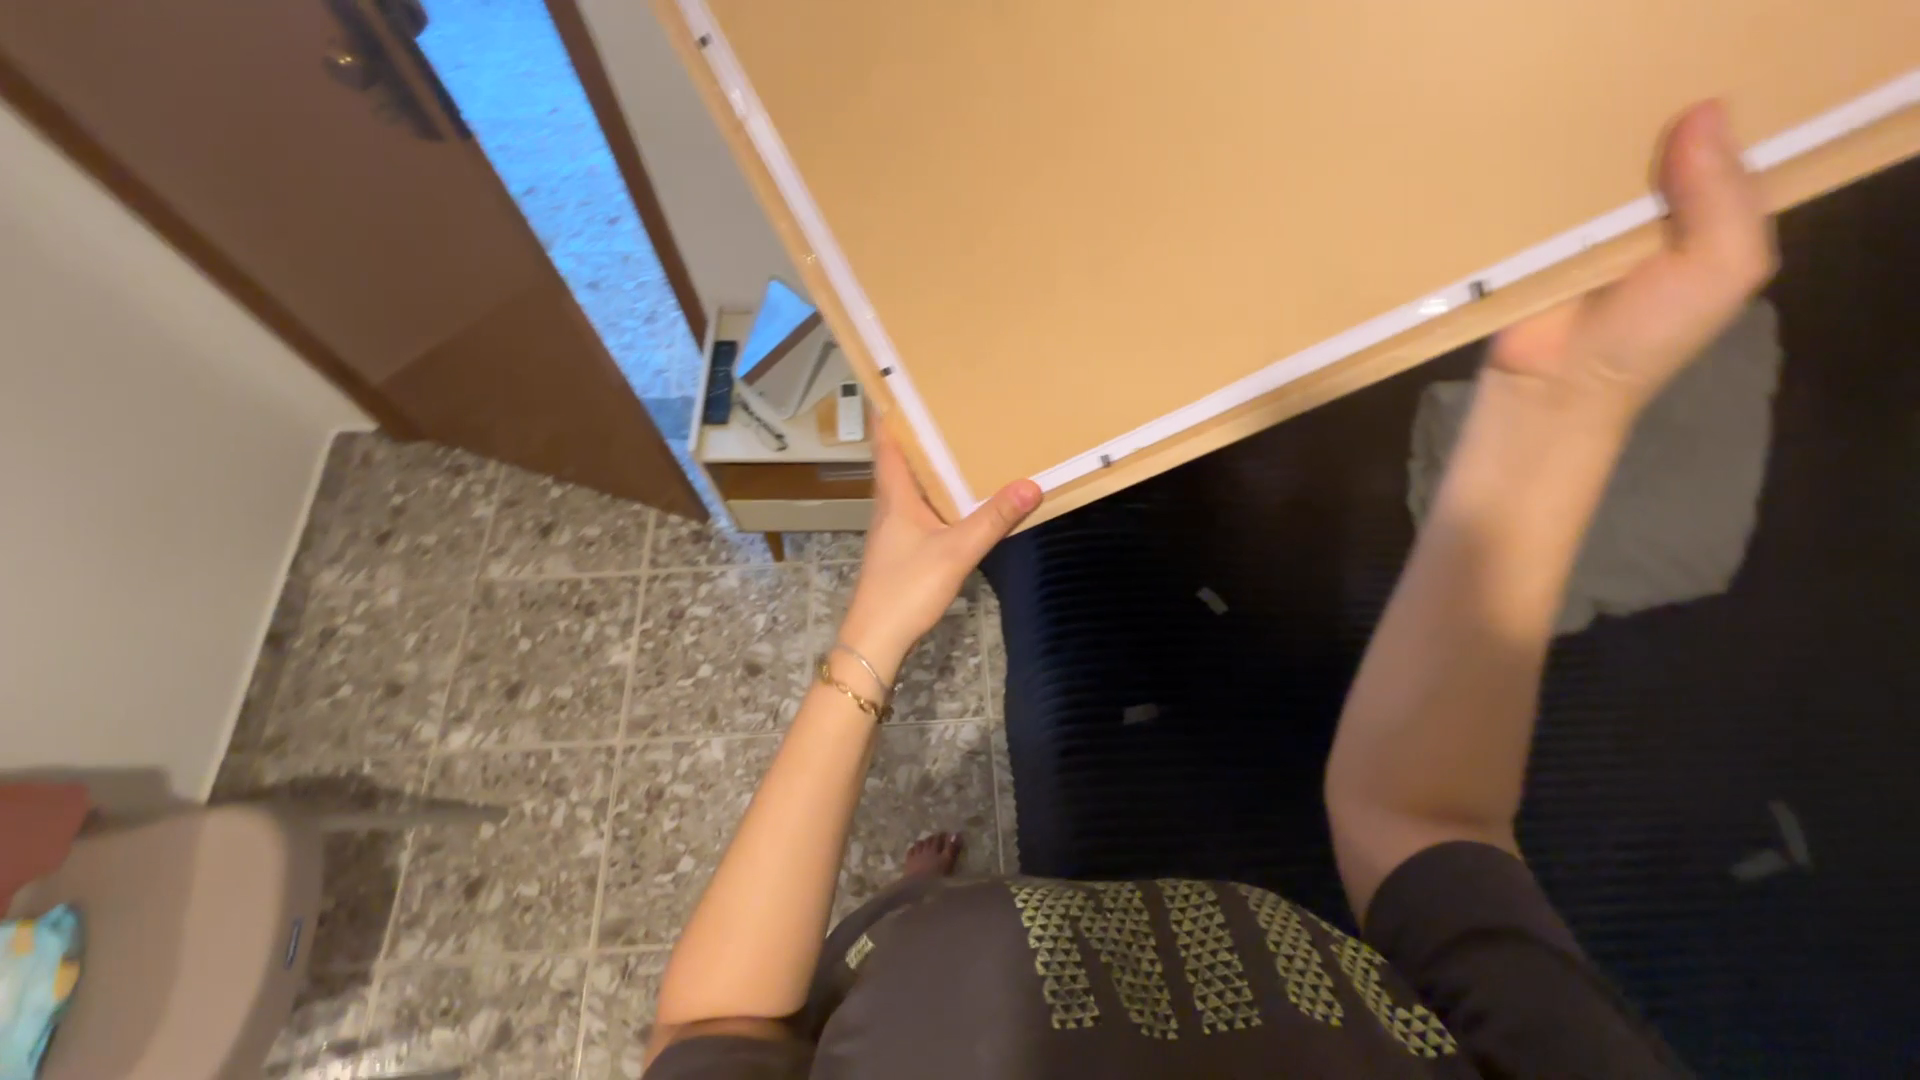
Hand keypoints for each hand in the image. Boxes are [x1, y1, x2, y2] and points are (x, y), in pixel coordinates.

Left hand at [836, 419, 1041, 685]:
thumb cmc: (906, 588)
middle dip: (917, 432)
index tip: (898, 381)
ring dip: (927, 463)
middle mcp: (889, 504)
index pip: (885, 441)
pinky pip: (919, 507)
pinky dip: (935, 492)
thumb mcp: (956, 550)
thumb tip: (1032, 483)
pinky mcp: (901, 548)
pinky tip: (956, 497)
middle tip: (944, 404)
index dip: (888, 410)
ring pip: (909, 484)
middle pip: (898, 458)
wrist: (875, 639)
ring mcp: (893, 528)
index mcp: (894, 495)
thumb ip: (993, 518)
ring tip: (956, 441)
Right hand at [1487, 100, 1776, 420]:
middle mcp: (1640, 215)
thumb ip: (1726, 197)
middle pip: (1645, 149)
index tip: (1695, 85)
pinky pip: (1528, 197)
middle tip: (1626, 86)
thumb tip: (1704, 109)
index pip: (1713, 150)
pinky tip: (1526, 153)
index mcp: (1702, 217)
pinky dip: (1527, 178)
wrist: (1553, 386)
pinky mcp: (1523, 240)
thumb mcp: (1721, 269)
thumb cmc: (1645, 337)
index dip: (1711, 117)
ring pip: (1583, 168)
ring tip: (1571, 107)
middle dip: (1639, 121)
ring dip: (1577, 144)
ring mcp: (1577, 226)